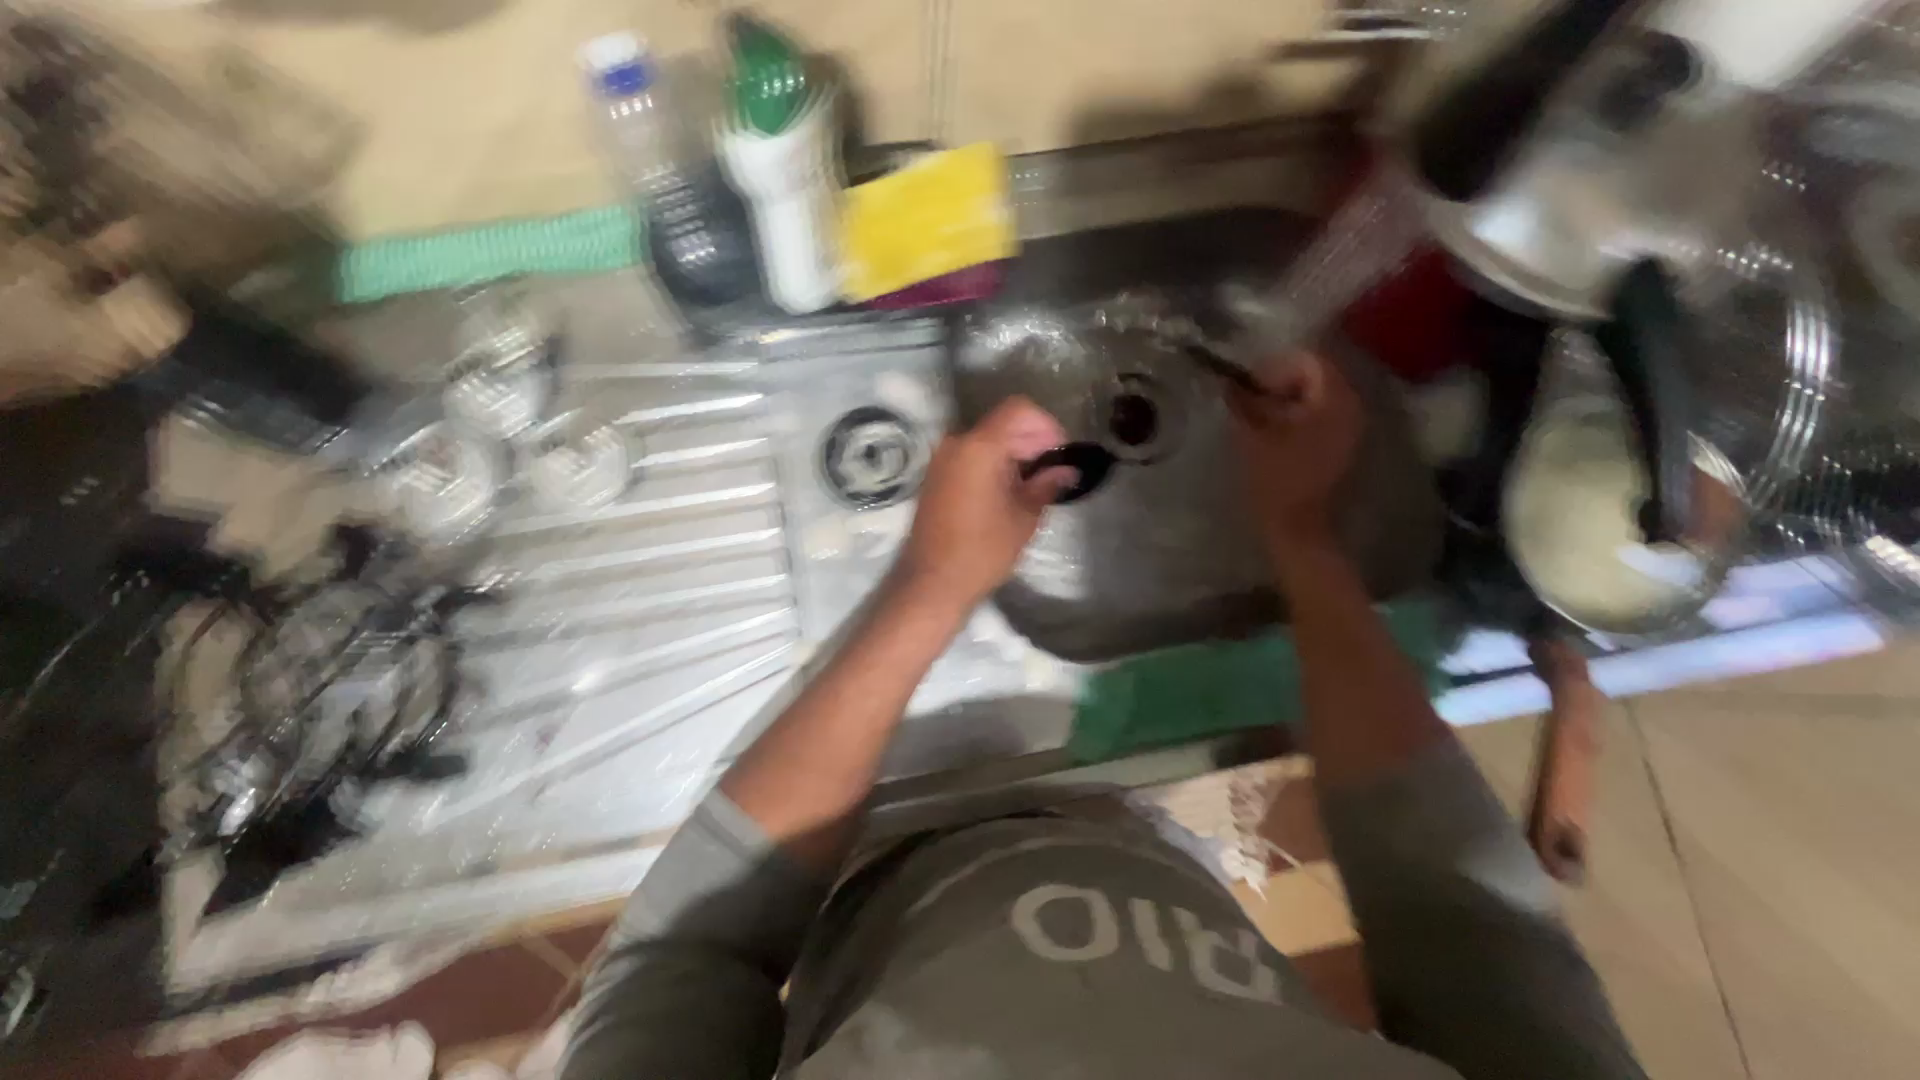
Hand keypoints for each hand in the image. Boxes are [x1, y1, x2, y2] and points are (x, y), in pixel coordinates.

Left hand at [896, 396, 1074, 609]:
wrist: (932, 581)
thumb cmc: (983, 550)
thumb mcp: (1024, 517)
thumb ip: (1046, 484)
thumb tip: (1066, 470)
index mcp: (979, 446)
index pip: (1018, 409)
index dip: (1045, 423)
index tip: (1060, 449)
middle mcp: (956, 443)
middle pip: (1001, 423)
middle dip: (1030, 439)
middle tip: (1052, 468)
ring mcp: (941, 459)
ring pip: (984, 439)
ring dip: (1011, 452)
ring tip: (1033, 482)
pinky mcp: (935, 477)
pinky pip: (969, 456)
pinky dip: (991, 463)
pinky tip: (1007, 490)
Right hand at [1228, 351, 1363, 555]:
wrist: (1299, 528)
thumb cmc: (1276, 479)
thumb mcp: (1251, 435)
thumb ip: (1242, 402)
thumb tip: (1229, 382)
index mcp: (1334, 399)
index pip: (1309, 360)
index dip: (1276, 368)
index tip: (1250, 387)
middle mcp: (1352, 407)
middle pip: (1317, 377)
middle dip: (1282, 383)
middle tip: (1251, 400)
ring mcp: (1352, 429)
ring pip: (1319, 398)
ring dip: (1289, 402)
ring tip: (1260, 418)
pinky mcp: (1344, 447)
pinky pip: (1322, 418)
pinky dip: (1299, 418)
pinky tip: (1276, 435)